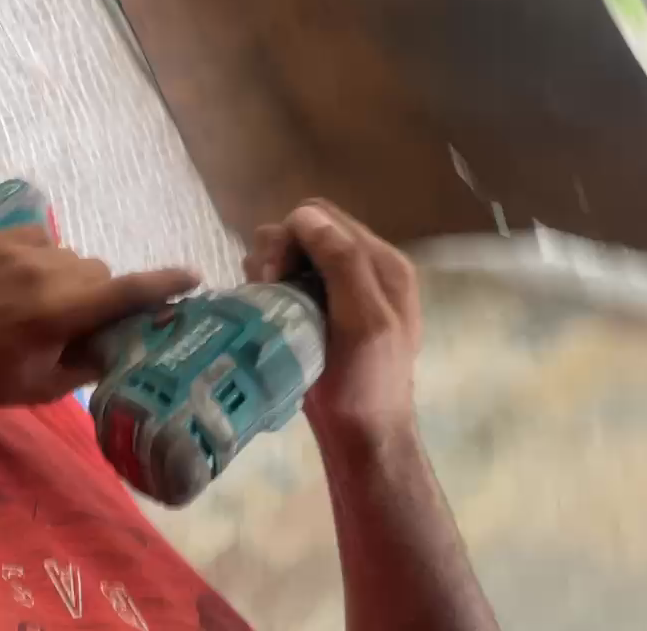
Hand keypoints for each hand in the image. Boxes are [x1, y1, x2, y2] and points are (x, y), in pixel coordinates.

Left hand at [0, 226, 197, 415]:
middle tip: (80, 319)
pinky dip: (41, 257)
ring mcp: (11, 250)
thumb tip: (127, 341)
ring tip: (43, 301)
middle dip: (100, 294)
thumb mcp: (44, 384)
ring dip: (69, 275)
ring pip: (68, 254)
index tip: (191, 276)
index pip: (124, 291)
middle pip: (97, 271)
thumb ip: (92, 360)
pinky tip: (21, 279)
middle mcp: (39, 272)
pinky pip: (37, 239)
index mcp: (56, 313)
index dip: (162, 283)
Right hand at [246, 200, 421, 447]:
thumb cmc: (366, 380)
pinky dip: (264, 283)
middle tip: (268, 287)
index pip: (319, 215)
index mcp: (382, 263)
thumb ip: (343, 265)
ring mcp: (333, 283)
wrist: (360, 431)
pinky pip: (277, 272)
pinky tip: (267, 309)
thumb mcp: (364, 321)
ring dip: (266, 268)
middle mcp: (358, 265)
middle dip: (275, 251)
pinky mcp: (310, 301)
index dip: (291, 235)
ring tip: (268, 303)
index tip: (279, 274)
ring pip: (282, 249)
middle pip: (298, 227)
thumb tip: (306, 216)